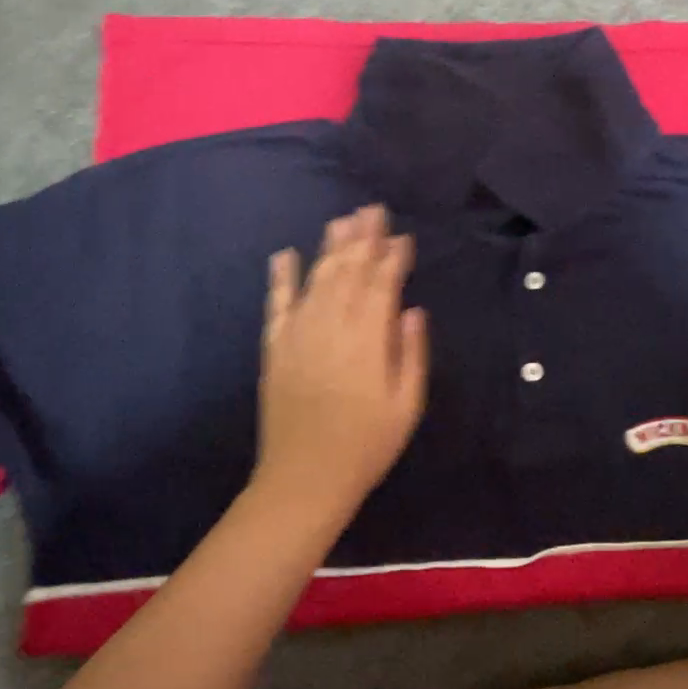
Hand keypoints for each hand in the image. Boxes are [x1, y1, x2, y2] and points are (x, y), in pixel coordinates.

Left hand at [253, 205, 427, 523]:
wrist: (304, 479)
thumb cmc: (367, 445)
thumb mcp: (407, 405)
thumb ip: (412, 353)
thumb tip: (412, 309)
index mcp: (369, 339)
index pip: (382, 284)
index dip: (393, 257)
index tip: (403, 236)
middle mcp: (332, 325)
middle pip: (349, 271)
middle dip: (363, 238)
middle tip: (372, 209)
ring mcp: (299, 333)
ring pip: (317, 278)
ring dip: (330, 246)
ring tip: (342, 220)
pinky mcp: (274, 347)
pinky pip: (278, 303)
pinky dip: (281, 277)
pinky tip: (285, 254)